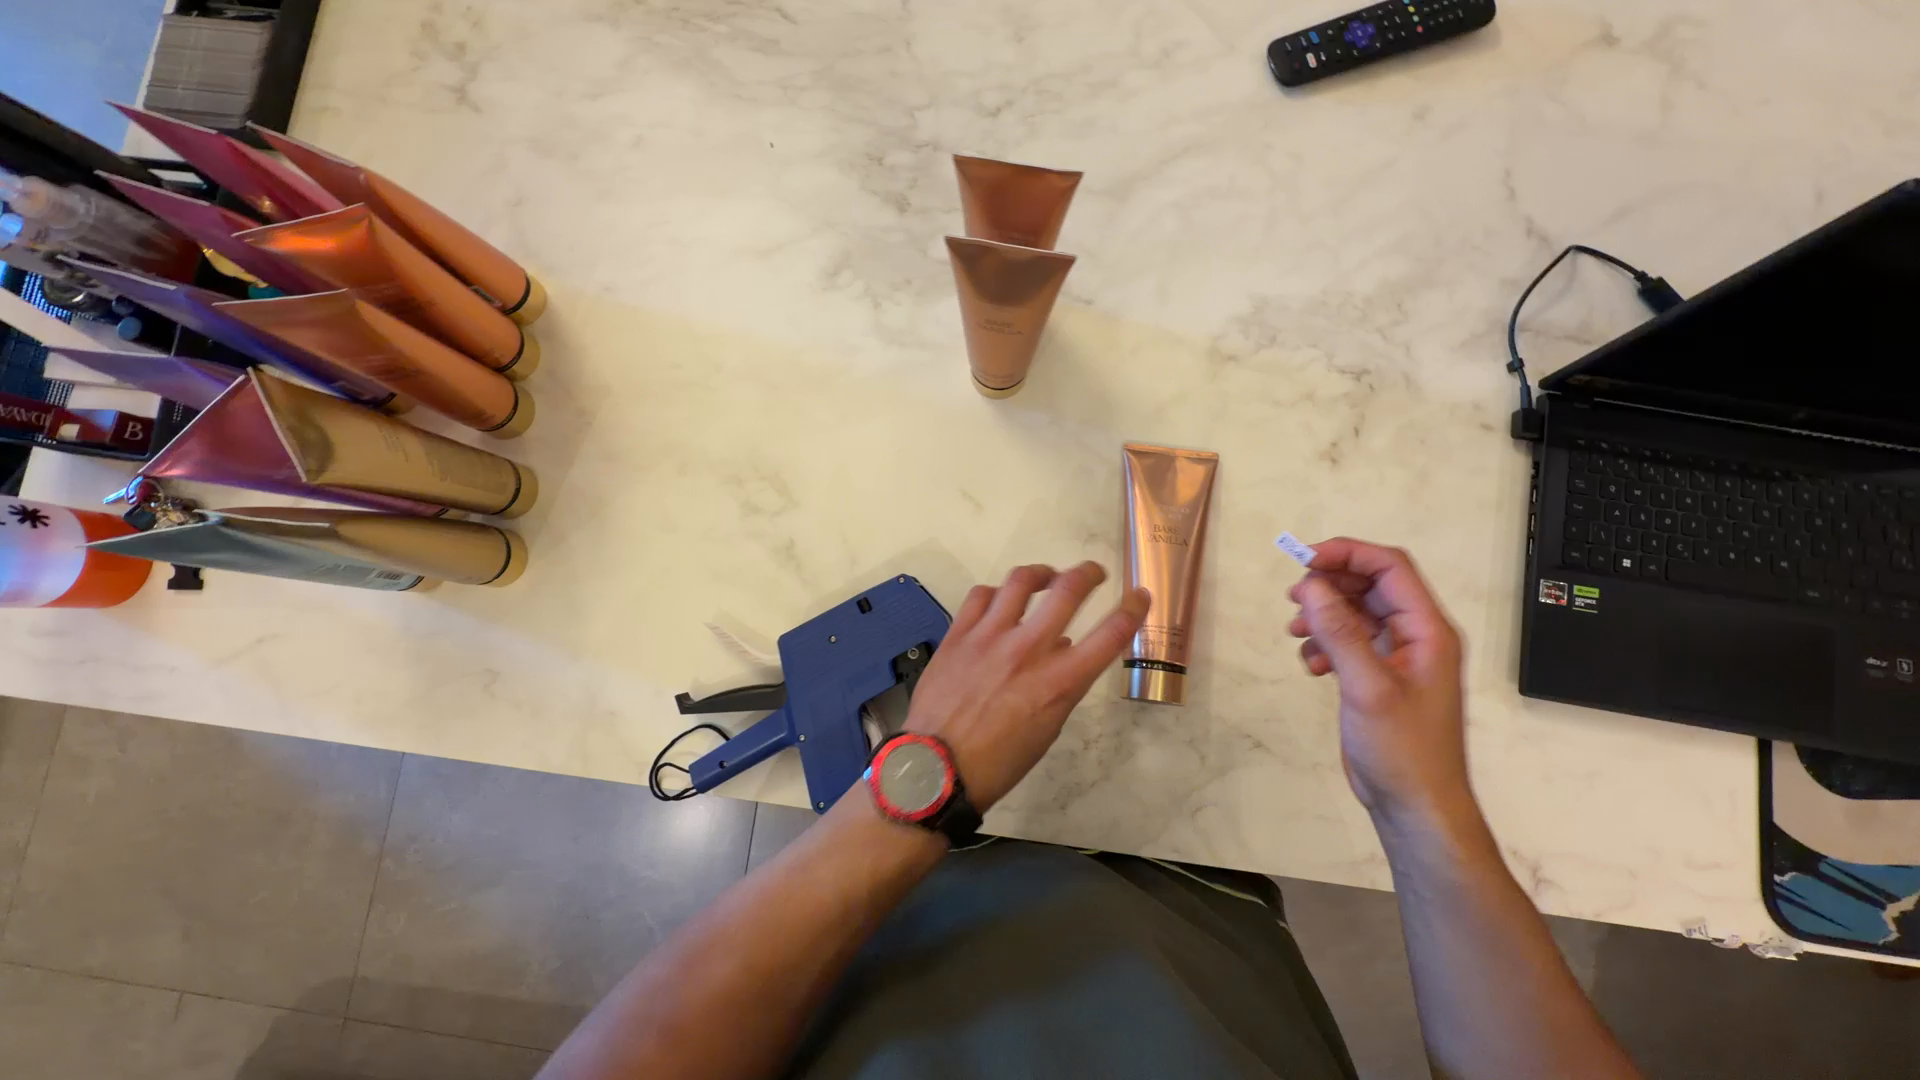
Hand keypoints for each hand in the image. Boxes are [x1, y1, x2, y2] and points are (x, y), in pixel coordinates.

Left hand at [903, 562, 1150, 810]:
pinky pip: (981, 595)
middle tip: (1092, 573)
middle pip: (1068, 590)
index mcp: (1059, 682)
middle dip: (1088, 573)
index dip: (1134, 609)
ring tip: (1045, 577)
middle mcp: (1028, 650)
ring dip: (1041, 573)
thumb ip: (1060, 685)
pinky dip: (996, 593)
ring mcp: (990, 637)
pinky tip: (998, 601)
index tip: (1140, 596)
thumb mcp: (1046, 729)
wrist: (937, 768)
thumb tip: (1064, 646)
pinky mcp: (958, 634)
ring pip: (1021, 580)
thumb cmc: (999, 761)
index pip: (1111, 634)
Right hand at [1286, 538, 1472, 827]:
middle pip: (1370, 585)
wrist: (1415, 806)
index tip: (1303, 561)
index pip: (1389, 567)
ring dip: (1323, 614)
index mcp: (1427, 629)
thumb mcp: (1367, 687)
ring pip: (1355, 612)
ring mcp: (1396, 656)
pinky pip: (1348, 641)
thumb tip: (1311, 586)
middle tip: (1293, 599)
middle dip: (1330, 584)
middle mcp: (1414, 635)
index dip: (1347, 554)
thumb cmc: (1401, 748)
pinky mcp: (1377, 676)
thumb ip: (1340, 633)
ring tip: (1296, 631)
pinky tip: (1310, 665)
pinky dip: (1324, 643)